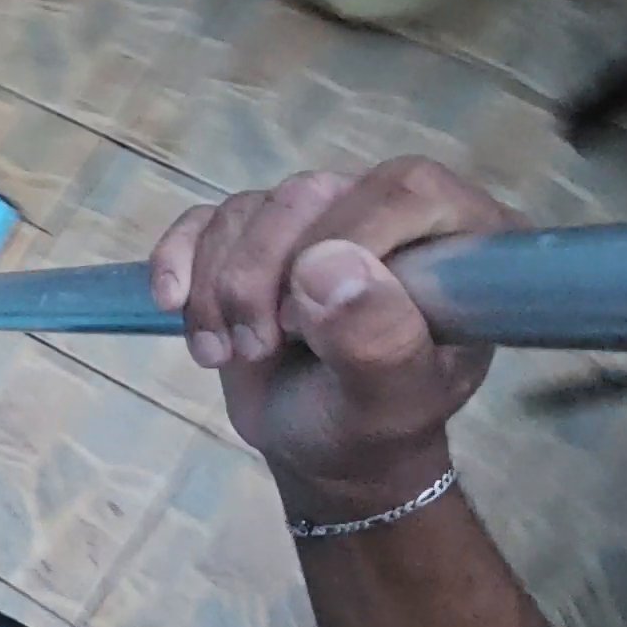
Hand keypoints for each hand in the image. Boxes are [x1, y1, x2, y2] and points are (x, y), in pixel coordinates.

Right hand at [148, 157, 522, 517]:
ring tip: (220, 354)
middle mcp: (382, 212)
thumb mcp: (387, 402)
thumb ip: (377, 339)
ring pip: (240, 213)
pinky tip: (171, 305)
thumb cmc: (364, 423)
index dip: (337, 242)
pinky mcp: (243, 242)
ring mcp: (307, 223)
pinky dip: (172, 261)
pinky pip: (198, 223)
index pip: (398, 191)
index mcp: (456, 237)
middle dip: (254, 280)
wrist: (309, 435)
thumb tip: (322, 266)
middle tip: (251, 350)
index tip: (298, 322)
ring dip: (212, 290)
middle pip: (301, 197)